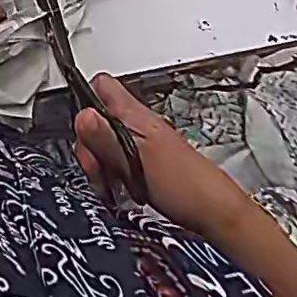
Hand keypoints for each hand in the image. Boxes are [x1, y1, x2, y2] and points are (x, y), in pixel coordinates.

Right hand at [72, 74, 263, 240]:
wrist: (215, 211)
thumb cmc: (184, 185)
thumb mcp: (134, 161)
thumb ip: (105, 138)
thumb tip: (81, 115)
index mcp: (134, 114)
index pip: (101, 85)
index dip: (85, 102)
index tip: (83, 131)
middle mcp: (138, 122)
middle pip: (96, 119)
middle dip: (90, 146)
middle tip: (99, 167)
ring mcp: (142, 141)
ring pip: (105, 141)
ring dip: (101, 164)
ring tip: (112, 183)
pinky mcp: (147, 160)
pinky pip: (118, 159)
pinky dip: (114, 174)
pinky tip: (122, 188)